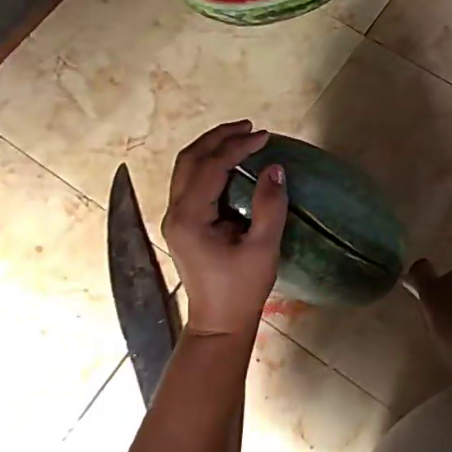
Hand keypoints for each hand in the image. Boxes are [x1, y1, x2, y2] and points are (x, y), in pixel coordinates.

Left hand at [161, 121, 287, 337]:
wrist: (218, 324)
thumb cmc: (240, 290)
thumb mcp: (262, 248)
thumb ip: (269, 206)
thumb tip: (275, 168)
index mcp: (189, 218)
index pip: (211, 167)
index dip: (237, 147)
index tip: (265, 136)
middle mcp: (175, 212)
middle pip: (190, 159)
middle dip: (219, 137)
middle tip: (249, 127)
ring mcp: (176, 217)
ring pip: (187, 168)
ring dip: (212, 148)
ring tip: (241, 136)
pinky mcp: (184, 223)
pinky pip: (192, 181)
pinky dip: (211, 164)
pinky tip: (232, 162)